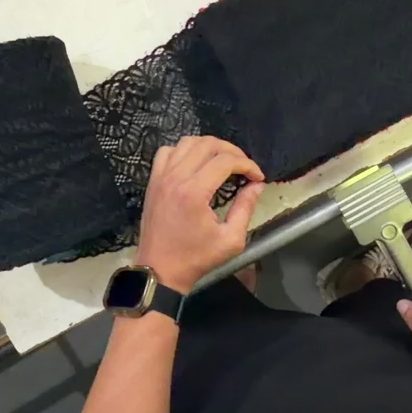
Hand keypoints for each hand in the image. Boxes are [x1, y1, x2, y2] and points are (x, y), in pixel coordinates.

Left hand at [134, 137, 265, 292]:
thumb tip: (256, 185)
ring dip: (209, 147)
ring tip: (223, 161)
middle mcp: (175, 177)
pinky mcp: (153, 181)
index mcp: (194, 192)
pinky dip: (184, 150)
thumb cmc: (196, 258)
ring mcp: (161, 177)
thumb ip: (245, 208)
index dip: (248, 165)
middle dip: (232, 151)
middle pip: (207, 144)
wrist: (159, 270)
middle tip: (244, 167)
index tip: (258, 178)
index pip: (226, 161)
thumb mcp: (230, 239)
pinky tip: (195, 163)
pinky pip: (167, 152)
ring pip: (187, 142)